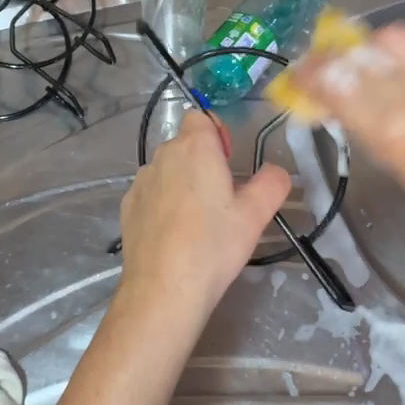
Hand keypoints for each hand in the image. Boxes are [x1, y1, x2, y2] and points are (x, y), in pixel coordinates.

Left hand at [117, 113, 291, 319]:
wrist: (163, 288)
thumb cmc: (214, 245)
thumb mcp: (255, 215)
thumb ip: (272, 184)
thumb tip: (276, 170)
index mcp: (195, 147)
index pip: (201, 116)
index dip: (216, 134)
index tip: (228, 163)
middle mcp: (163, 154)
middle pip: (184, 144)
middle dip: (202, 161)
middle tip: (221, 199)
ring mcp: (141, 180)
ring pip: (166, 169)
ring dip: (181, 183)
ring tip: (197, 222)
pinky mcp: (128, 205)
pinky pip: (150, 193)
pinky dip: (162, 204)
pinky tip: (174, 235)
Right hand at [287, 18, 404, 242]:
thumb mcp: (392, 162)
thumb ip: (360, 122)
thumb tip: (330, 96)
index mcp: (385, 130)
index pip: (328, 83)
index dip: (307, 74)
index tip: (300, 75)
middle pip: (355, 53)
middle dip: (336, 56)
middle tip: (337, 64)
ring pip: (391, 35)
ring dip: (378, 45)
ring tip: (382, 60)